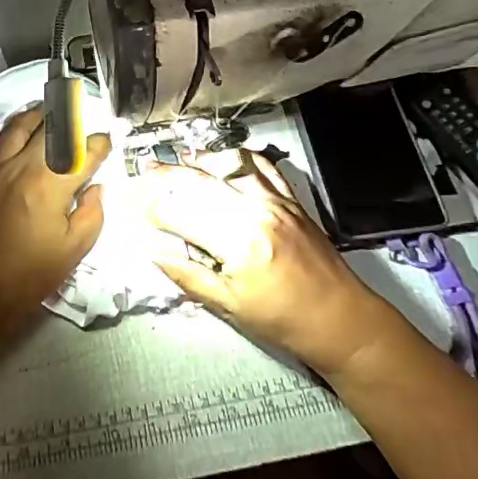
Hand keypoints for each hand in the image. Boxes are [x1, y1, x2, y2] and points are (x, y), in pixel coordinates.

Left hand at [0, 106, 110, 346]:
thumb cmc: (26, 276)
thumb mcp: (73, 252)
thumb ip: (92, 215)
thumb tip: (95, 189)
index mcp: (52, 184)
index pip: (84, 153)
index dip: (100, 144)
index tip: (109, 140)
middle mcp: (23, 166)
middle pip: (50, 129)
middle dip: (70, 116)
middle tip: (82, 110)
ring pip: (16, 127)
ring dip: (35, 114)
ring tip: (47, 109)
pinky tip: (4, 132)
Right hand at [141, 149, 409, 377]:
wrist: (340, 318)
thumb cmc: (285, 319)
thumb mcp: (230, 306)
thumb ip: (190, 277)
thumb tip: (157, 255)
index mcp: (239, 241)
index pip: (184, 214)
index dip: (156, 209)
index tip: (137, 206)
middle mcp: (257, 211)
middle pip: (204, 182)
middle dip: (170, 176)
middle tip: (147, 171)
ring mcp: (277, 202)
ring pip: (232, 166)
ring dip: (202, 160)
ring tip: (180, 159)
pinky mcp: (292, 201)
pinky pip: (264, 168)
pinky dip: (241, 159)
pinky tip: (226, 158)